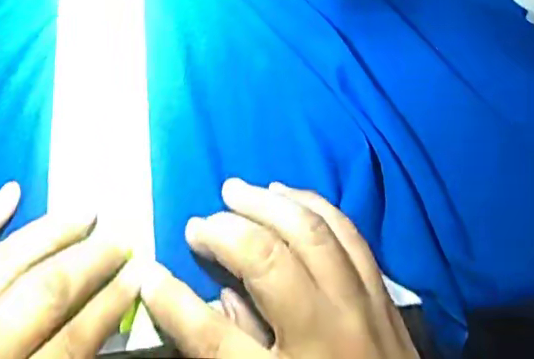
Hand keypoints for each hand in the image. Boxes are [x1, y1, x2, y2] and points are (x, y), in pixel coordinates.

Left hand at [0, 183, 137, 358]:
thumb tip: (93, 331)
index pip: (70, 340)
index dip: (110, 304)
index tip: (140, 273)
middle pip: (44, 291)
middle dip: (91, 261)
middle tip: (124, 238)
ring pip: (4, 261)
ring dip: (50, 232)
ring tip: (86, 212)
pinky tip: (10, 192)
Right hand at [138, 179, 417, 358]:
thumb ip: (235, 356)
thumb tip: (215, 302)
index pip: (216, 339)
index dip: (175, 304)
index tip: (150, 273)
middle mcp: (325, 335)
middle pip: (267, 261)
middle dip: (227, 232)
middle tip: (198, 222)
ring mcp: (360, 306)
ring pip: (310, 232)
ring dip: (269, 204)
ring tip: (236, 191)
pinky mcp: (383, 292)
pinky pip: (348, 231)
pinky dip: (314, 205)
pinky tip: (289, 194)